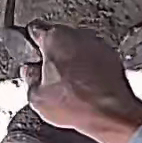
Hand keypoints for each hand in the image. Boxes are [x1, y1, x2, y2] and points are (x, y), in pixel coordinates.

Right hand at [21, 22, 141, 142]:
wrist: (111, 113)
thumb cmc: (77, 103)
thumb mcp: (38, 98)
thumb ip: (29, 79)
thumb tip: (30, 73)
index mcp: (54, 38)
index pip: (35, 29)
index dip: (30, 42)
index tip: (30, 52)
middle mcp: (78, 34)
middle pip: (58, 39)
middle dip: (52, 54)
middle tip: (47, 77)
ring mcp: (97, 44)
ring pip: (76, 48)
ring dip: (71, 61)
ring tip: (67, 86)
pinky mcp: (112, 56)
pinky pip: (92, 58)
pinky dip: (88, 68)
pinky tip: (84, 88)